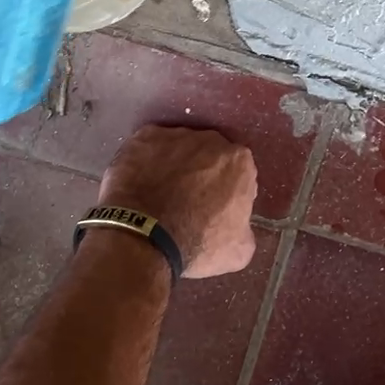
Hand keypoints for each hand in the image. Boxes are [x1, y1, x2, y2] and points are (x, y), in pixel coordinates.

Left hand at [96, 126, 257, 279]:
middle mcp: (209, 140)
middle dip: (202, 173)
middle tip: (187, 201)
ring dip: (174, 165)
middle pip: (209, 155)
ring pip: (179, 148)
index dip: (227, 192)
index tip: (216, 209)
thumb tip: (237, 223)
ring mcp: (174, 135)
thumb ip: (244, 226)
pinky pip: (149, 147)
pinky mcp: (143, 137)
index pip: (239, 173)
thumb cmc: (196, 244)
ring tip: (158, 194)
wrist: (143, 238)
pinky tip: (139, 183)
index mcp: (238, 162)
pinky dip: (145, 161)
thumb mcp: (239, 249)